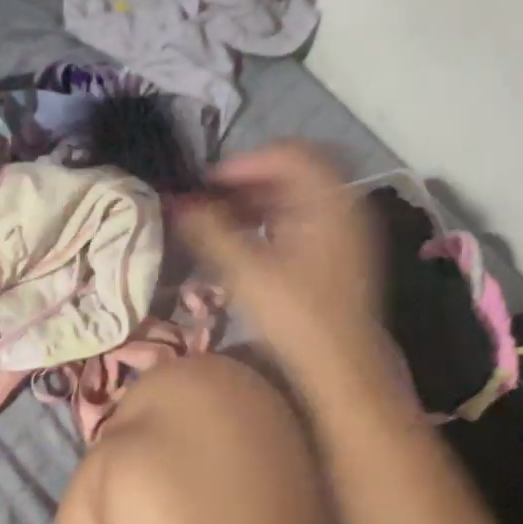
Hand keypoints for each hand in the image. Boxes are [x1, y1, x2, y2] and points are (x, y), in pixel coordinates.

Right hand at [176, 142, 383, 363]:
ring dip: (258, 205)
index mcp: (330, 200)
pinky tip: (247, 248)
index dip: (243, 163)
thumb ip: (208, 232)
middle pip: (294, 174)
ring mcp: (348, 234)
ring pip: (299, 201)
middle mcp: (346, 207)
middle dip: (248, 183)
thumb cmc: (297, 318)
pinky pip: (305, 224)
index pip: (288, 153)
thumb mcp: (246, 271)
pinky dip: (274, 225)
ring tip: (221, 226)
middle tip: (210, 203)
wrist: (343, 370)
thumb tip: (174, 204)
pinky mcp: (341, 259)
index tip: (206, 184)